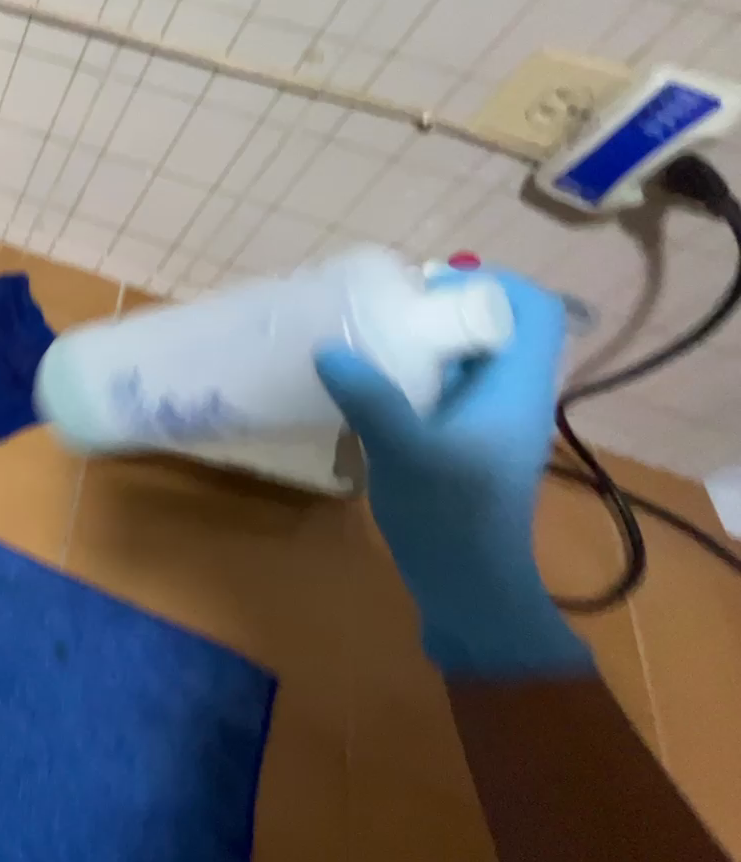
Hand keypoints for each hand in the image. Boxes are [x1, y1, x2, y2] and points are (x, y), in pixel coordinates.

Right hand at [315, 269, 591, 677]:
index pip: (535, 313)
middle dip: (441, 309)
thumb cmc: (449, 514)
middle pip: (493, 330)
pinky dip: (405, 373)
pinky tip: (361, 381)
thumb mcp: (406, 453)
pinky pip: (438, 388)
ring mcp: (480, 420)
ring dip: (418, 341)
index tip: (428, 283)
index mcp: (515, 390)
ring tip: (361, 336)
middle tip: (379, 307)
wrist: (463, 578)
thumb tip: (327, 349)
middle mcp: (506, 397)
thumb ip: (371, 399)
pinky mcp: (454, 439)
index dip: (493, 286)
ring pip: (461, 360)